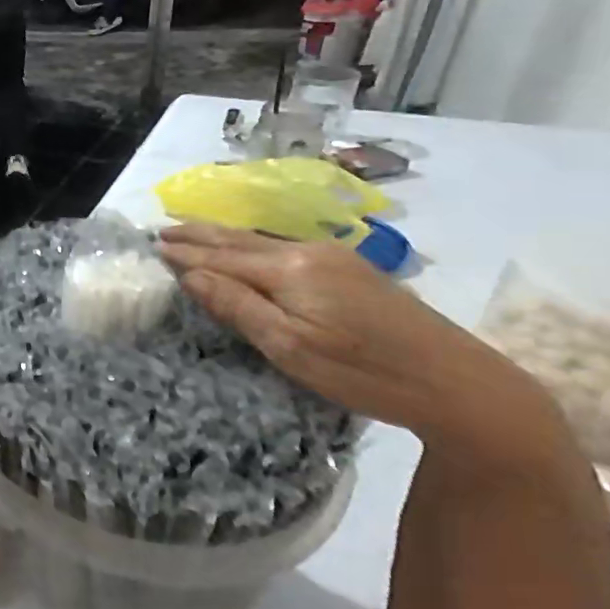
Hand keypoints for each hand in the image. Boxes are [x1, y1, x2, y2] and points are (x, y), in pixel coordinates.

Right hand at [159, 224, 576, 474]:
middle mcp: (308, 250)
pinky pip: (283, 247)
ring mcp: (333, 256)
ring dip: (224, 236)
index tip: (153, 244)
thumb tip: (191, 274)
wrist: (455, 381)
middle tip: (162, 227)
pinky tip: (247, 248)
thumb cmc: (363, 372)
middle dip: (200, 234)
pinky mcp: (350, 269)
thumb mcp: (290, 348)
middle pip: (241, 239)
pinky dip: (252, 245)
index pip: (223, 255)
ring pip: (263, 240)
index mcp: (289, 268)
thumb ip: (239, 306)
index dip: (187, 251)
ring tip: (193, 231)